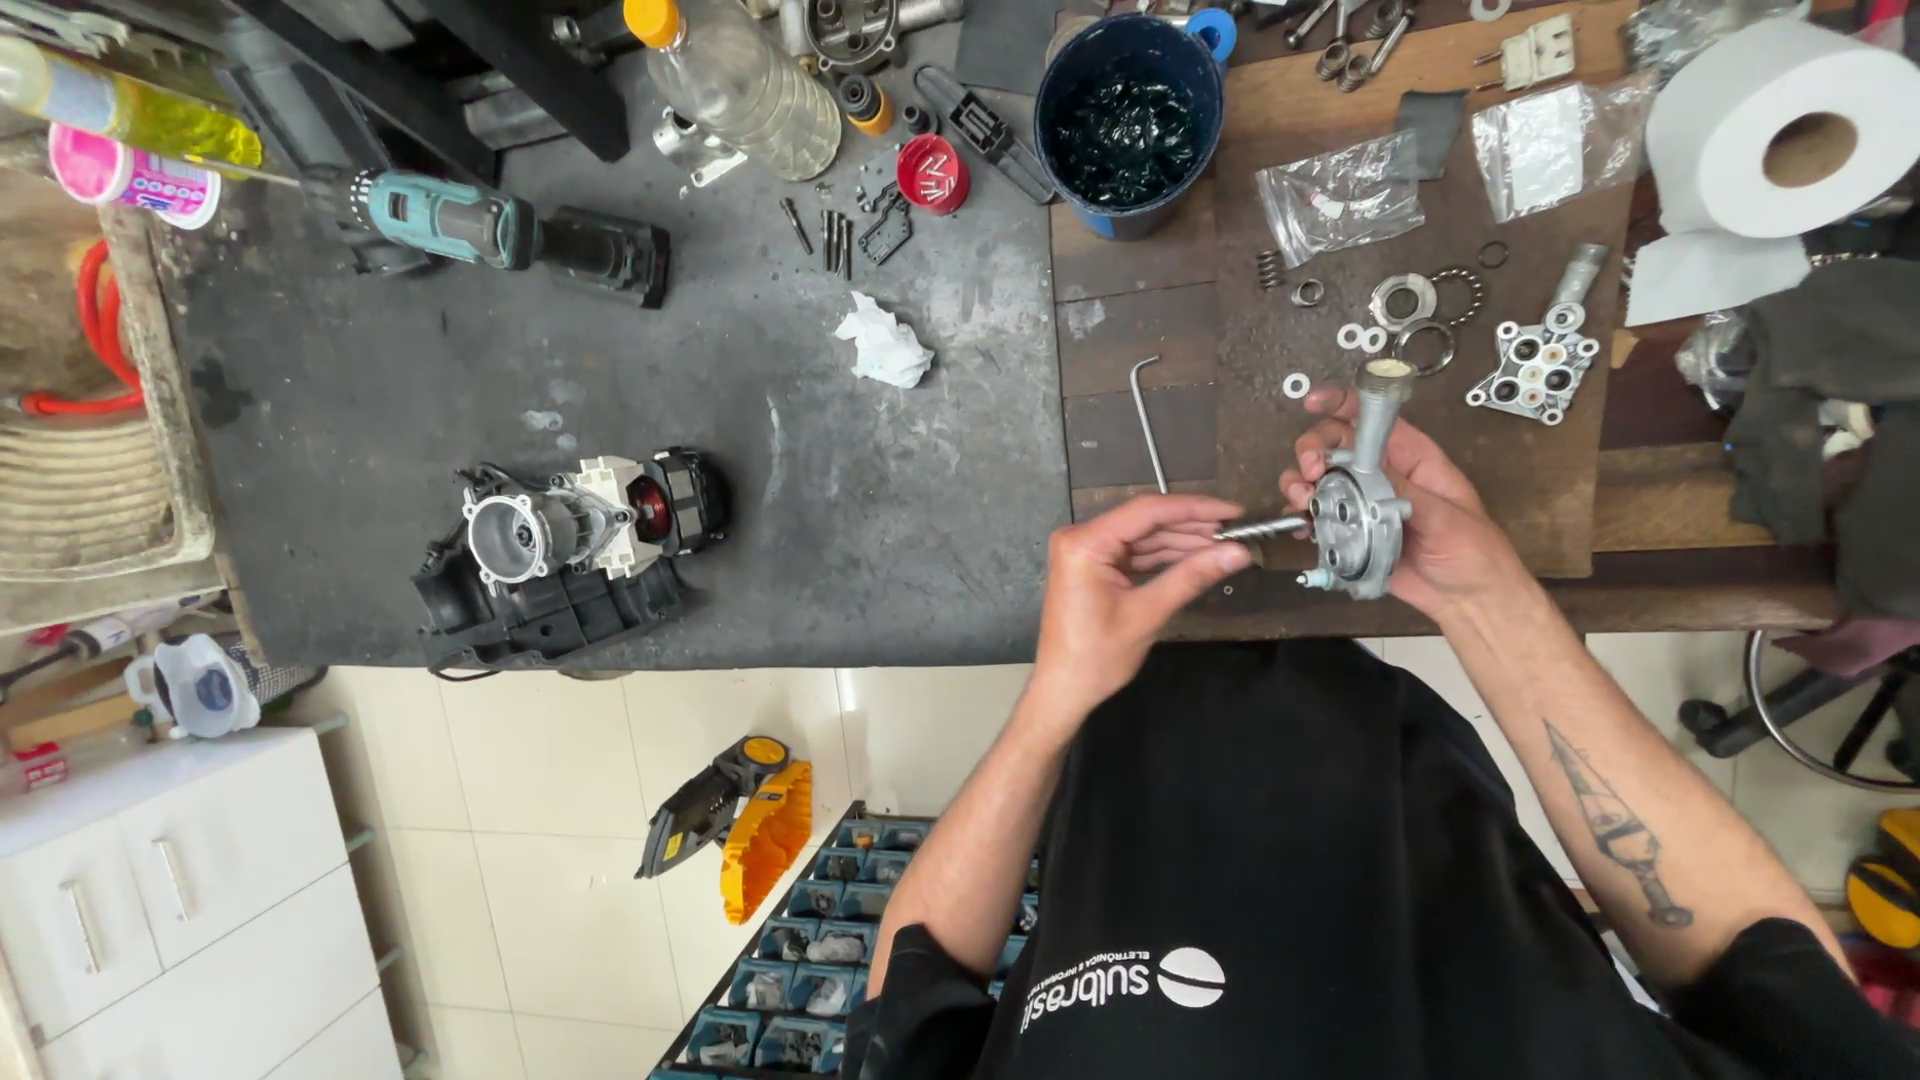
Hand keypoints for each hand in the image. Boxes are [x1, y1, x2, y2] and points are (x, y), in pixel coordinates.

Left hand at [1029, 495, 1250, 720]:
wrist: (1064, 688)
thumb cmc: (1097, 656)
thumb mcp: (1147, 614)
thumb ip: (1191, 577)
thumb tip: (1238, 552)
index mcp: (1084, 543)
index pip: (1147, 511)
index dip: (1194, 508)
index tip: (1234, 511)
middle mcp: (1080, 537)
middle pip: (1145, 521)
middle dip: (1191, 526)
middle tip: (1236, 530)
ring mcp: (1085, 551)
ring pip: (1142, 536)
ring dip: (1181, 541)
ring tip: (1225, 544)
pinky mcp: (1093, 566)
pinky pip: (1134, 553)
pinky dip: (1164, 556)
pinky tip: (1197, 557)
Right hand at [1277, 385, 1531, 620]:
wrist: (1466, 598)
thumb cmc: (1472, 552)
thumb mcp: (1447, 517)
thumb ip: (1405, 492)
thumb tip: (1365, 470)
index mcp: (1410, 458)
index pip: (1372, 417)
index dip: (1341, 402)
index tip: (1313, 403)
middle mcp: (1379, 474)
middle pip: (1332, 444)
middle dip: (1311, 451)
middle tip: (1309, 473)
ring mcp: (1359, 502)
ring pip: (1315, 479)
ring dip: (1299, 485)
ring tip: (1304, 503)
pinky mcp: (1346, 530)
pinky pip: (1314, 515)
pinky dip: (1299, 517)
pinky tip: (1301, 526)